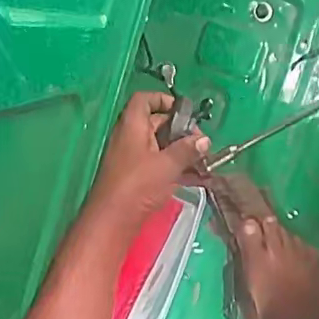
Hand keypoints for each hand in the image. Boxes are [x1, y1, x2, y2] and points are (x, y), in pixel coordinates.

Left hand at [82, 90, 209, 231]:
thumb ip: (187, 150)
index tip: (185, 112)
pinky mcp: (137, 178)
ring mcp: (133, 158)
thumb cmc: (138, 185)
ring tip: (204, 161)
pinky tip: (196, 178)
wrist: (113, 219)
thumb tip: (204, 140)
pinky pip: (159, 165)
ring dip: (181, 152)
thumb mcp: (167, 164)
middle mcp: (131, 138)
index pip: (144, 99)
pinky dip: (176, 167)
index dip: (163, 100)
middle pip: (156, 124)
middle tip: (201, 143)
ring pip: (160, 146)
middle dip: (180, 131)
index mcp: (133, 126)